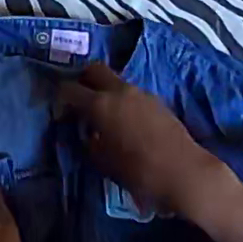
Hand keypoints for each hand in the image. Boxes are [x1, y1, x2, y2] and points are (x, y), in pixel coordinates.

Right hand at [58, 64, 235, 218]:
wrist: (184, 172)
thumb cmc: (138, 171)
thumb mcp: (103, 161)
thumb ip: (89, 142)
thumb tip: (86, 132)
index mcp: (100, 104)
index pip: (70, 90)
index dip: (60, 99)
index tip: (58, 112)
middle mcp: (119, 91)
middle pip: (94, 69)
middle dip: (82, 79)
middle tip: (77, 100)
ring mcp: (141, 93)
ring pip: (115, 81)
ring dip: (104, 91)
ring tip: (101, 115)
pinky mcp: (156, 101)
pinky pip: (131, 93)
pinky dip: (121, 100)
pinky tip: (123, 121)